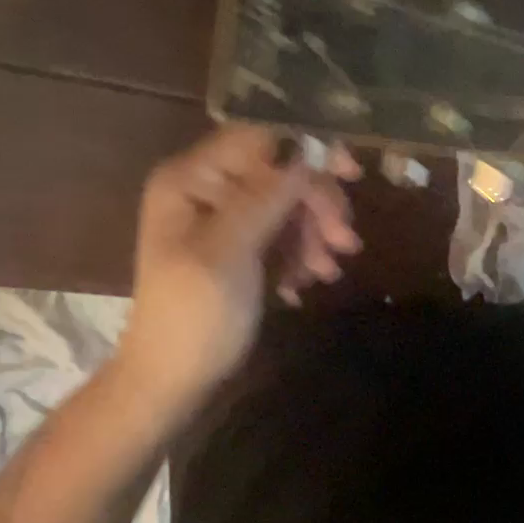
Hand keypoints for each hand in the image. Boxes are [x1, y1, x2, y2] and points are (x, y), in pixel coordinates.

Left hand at [114, 125, 360, 409]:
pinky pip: (283, 232)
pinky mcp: (240, 247)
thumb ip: (266, 198)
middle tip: (344, 241)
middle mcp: (206, 188)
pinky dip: (301, 253)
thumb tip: (307, 151)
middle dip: (315, 204)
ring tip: (326, 271)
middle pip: (279, 172)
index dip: (307, 147)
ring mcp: (223, 218)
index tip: (351, 173)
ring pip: (288, 203)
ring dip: (314, 233)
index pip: (258, 139)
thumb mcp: (229, 253)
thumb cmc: (193, 317)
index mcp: (190, 179)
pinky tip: (308, 281)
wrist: (172, 383)